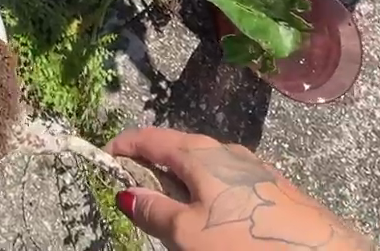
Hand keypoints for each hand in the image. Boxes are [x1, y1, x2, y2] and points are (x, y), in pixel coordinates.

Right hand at [109, 127, 372, 250]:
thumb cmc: (245, 246)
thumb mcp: (189, 235)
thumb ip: (154, 211)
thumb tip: (124, 190)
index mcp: (199, 153)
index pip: (150, 139)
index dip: (123, 146)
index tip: (102, 156)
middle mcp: (226, 151)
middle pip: (178, 150)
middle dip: (153, 165)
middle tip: (134, 189)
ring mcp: (255, 169)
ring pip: (206, 168)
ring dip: (183, 182)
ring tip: (174, 210)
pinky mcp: (277, 191)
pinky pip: (229, 184)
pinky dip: (209, 194)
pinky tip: (216, 221)